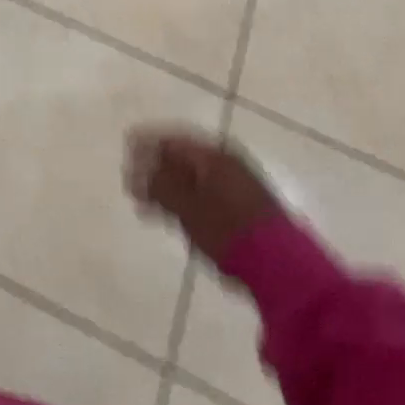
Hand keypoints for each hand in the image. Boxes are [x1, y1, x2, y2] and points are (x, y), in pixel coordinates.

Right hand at [126, 125, 283, 268]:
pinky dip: (182, 200)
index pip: (172, 138)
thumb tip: (137, 170)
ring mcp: (235, 185)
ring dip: (165, 186)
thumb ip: (158, 185)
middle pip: (181, 157)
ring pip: (190, 177)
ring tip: (143, 202)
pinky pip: (202, 193)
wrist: (279, 265)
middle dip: (153, 168)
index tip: (126, 153)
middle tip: (131, 182)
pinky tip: (168, 216)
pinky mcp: (240, 206)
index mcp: (213, 156)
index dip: (146, 143)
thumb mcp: (185, 206)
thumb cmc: (226, 228)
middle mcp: (226, 164)